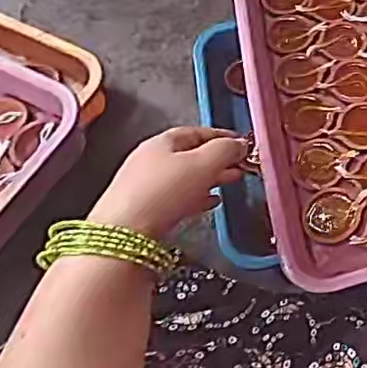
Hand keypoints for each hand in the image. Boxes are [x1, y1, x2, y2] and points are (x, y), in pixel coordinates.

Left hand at [86, 127, 246, 237]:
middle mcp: (150, 160)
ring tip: (230, 181)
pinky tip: (211, 202)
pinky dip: (198, 197)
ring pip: (185, 177)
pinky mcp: (145, 210)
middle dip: (218, 159)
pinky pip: (178, 198)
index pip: (197, 132)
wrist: (125, 235)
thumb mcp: (204, 163)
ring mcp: (145, 186)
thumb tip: (240, 145)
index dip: (222, 136)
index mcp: (162, 142)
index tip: (242, 144)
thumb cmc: (165, 191)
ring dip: (211, 178)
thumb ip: (226, 150)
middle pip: (190, 154)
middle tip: (240, 164)